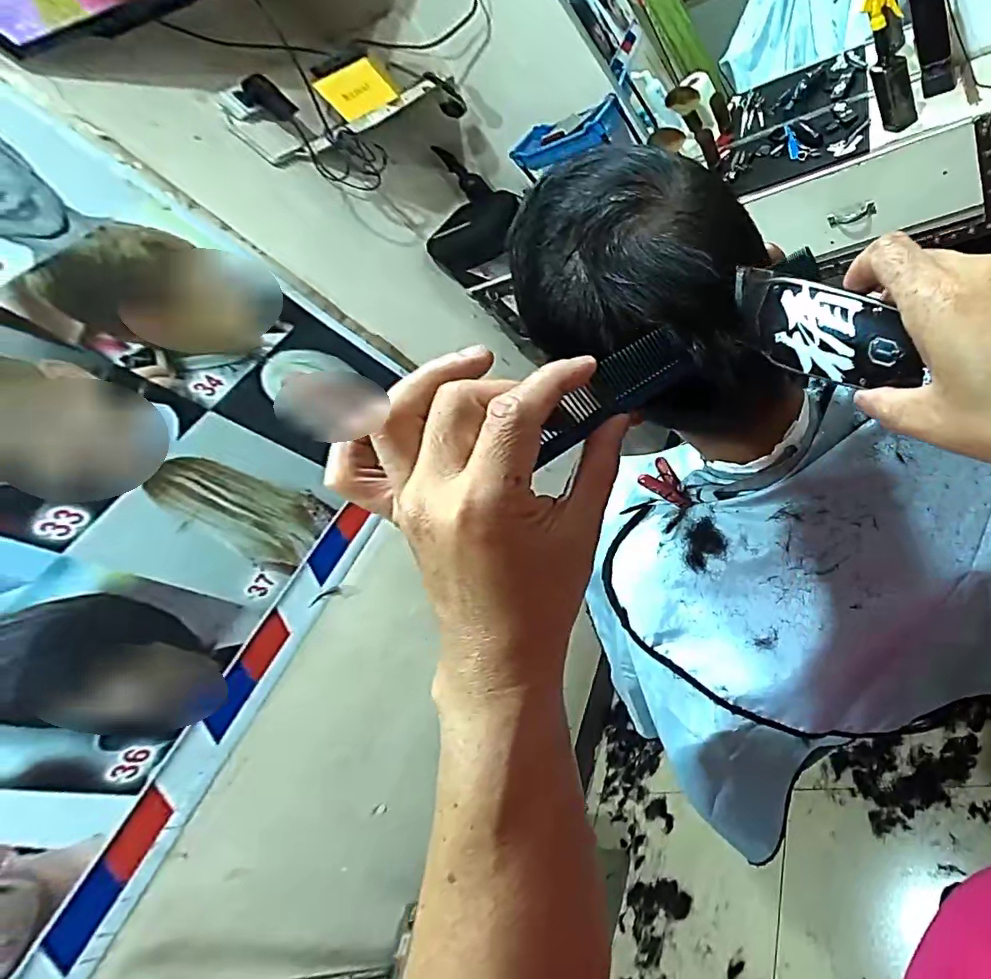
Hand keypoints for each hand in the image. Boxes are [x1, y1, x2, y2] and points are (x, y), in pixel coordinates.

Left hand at [329, 351, 628, 706]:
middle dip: (511, 382)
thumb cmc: (547, 592)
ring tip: (477, 364)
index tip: (585, 369)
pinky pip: (354, 462)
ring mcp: (405, 499)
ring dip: (434, 378)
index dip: (555, 380)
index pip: (514, 412)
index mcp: (488, 498)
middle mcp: (434, 492)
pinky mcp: (392, 509)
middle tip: (552, 396)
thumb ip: (600, 461)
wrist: (499, 644)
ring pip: (393, 414)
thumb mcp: (583, 523)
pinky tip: (405, 411)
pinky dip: (366, 426)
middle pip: (455, 401)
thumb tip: (619, 416)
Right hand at [842, 234, 990, 496]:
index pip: (886, 252)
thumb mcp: (941, 425)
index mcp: (939, 297)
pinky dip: (990, 305)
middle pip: (927, 261)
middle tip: (910, 339)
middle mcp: (980, 271)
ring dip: (951, 299)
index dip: (864, 269)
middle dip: (906, 292)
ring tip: (963, 351)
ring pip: (969, 272)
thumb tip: (870, 398)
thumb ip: (892, 406)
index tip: (862, 298)